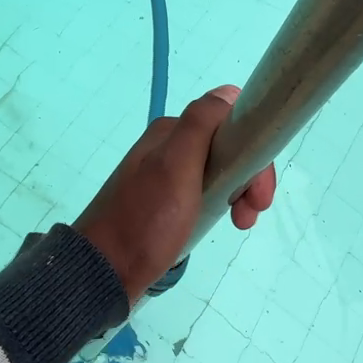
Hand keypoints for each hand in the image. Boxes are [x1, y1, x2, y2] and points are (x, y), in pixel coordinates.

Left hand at [72, 85, 277, 304]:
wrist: (104, 271)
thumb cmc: (145, 219)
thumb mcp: (175, 166)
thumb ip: (200, 125)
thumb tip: (229, 91)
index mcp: (171, 132)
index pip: (229, 123)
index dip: (252, 151)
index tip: (257, 191)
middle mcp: (169, 148)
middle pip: (227, 149)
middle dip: (248, 179)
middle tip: (248, 216)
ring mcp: (167, 176)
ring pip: (220, 172)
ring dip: (238, 195)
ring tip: (238, 224)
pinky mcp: (166, 202)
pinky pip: (205, 192)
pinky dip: (221, 206)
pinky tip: (221, 223)